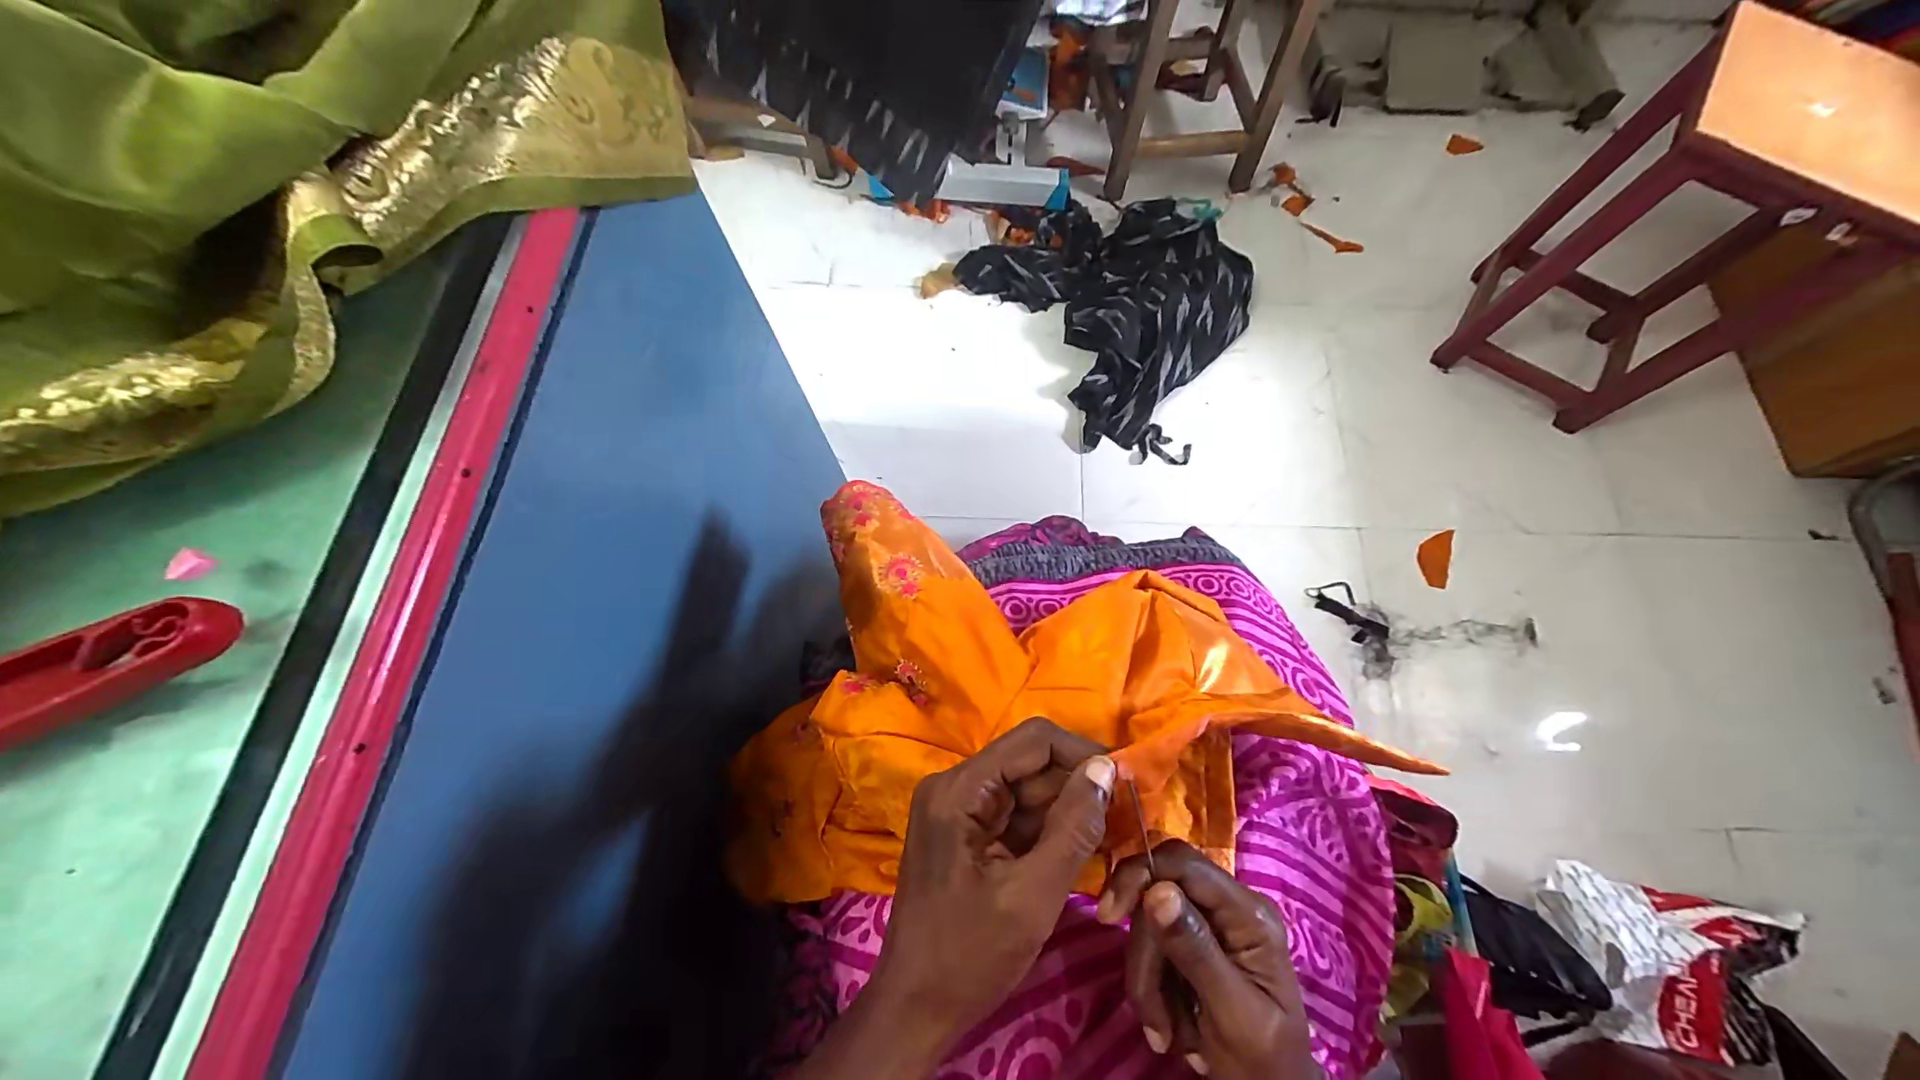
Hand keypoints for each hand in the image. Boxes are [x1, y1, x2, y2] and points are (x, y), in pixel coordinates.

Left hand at [866, 718, 1115, 1064]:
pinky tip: (1086, 850)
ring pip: (1029, 791)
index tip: (1127, 784)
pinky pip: (1018, 817)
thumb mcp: (1032, 895)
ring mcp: (960, 810)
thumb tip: (1106, 770)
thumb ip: (1073, 828)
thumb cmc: (969, 955)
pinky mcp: (968, 834)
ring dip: (1071, 810)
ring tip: (1116, 835)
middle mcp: (956, 786)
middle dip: (1081, 786)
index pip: (1033, 741)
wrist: (915, 1008)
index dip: (1083, 754)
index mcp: (960, 789)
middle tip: (1130, 817)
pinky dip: (1052, 831)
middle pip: (1032, 765)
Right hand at [1099, 840, 1317, 1079]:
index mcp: (1248, 913)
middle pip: (1158, 895)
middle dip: (1145, 953)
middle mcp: (1229, 905)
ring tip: (1164, 1033)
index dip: (1140, 876)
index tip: (1108, 916)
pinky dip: (1151, 986)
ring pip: (1149, 923)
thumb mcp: (1233, 1013)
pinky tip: (1169, 1025)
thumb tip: (1158, 890)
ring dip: (1147, 980)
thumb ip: (1196, 951)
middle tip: (1148, 1010)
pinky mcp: (1194, 942)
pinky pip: (1152, 946)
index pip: (1183, 863)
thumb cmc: (1264, 1061)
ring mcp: (1211, 922)